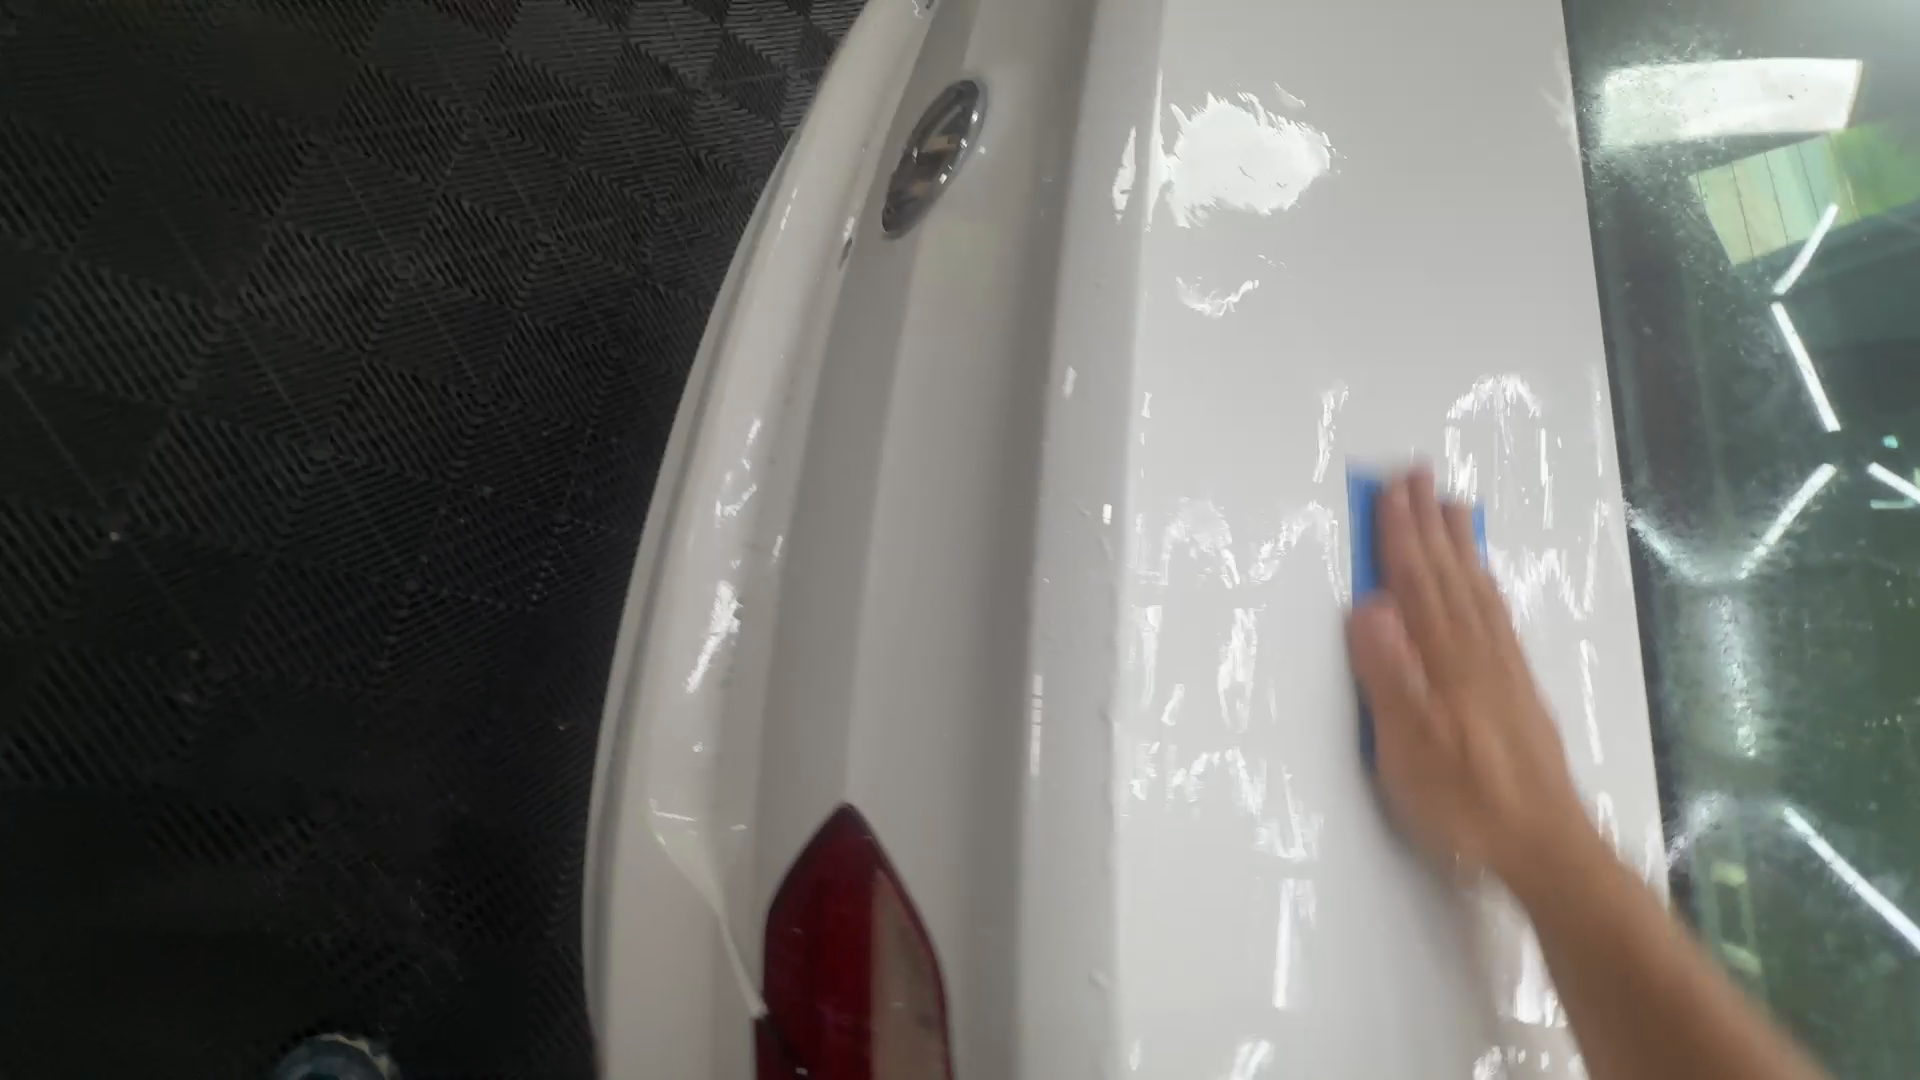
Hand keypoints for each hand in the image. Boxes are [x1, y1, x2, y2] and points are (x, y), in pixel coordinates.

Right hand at [1347, 466, 1589, 884]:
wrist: (1548, 850)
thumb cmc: (1462, 802)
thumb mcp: (1407, 747)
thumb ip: (1388, 676)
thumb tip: (1368, 607)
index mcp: (1444, 662)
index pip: (1416, 586)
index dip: (1401, 537)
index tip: (1390, 492)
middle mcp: (1476, 653)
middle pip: (1448, 576)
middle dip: (1430, 524)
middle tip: (1419, 475)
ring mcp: (1501, 668)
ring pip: (1476, 590)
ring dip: (1459, 544)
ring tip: (1451, 505)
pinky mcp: (1516, 687)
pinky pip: (1497, 617)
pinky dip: (1484, 583)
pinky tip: (1480, 577)